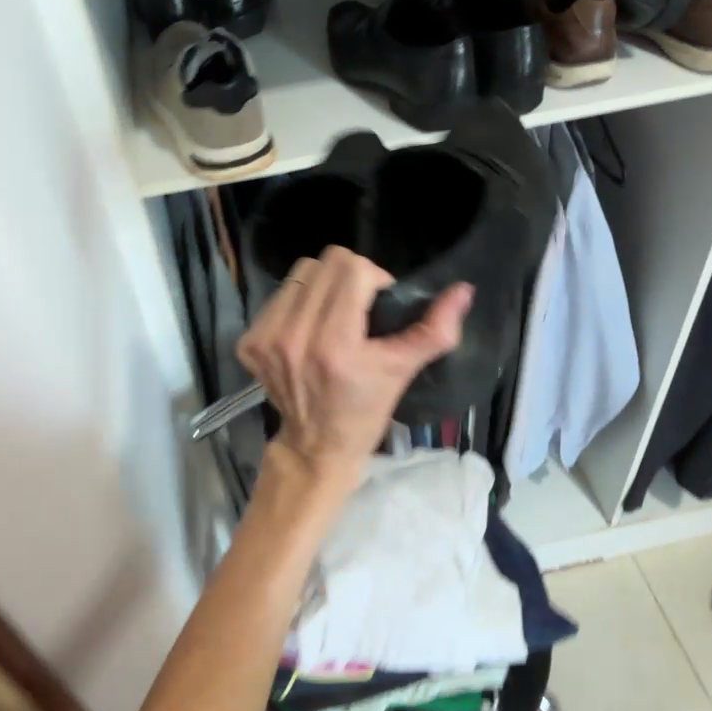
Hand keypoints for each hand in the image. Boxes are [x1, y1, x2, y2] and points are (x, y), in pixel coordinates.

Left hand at [236, 246, 472, 492]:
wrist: (315, 447)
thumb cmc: (364, 410)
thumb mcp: (402, 371)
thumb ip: (434, 330)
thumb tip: (463, 290)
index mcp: (334, 343)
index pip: (352, 268)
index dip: (374, 280)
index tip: (378, 308)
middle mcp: (294, 336)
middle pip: (325, 263)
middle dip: (348, 279)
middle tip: (358, 310)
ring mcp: (266, 339)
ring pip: (300, 273)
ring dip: (322, 287)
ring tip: (333, 317)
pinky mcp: (248, 342)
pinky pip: (279, 295)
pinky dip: (298, 304)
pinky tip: (309, 331)